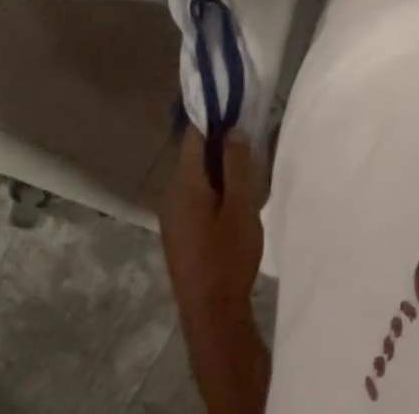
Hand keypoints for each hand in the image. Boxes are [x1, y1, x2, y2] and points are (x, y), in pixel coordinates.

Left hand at [160, 132, 264, 323]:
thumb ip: (237, 166)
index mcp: (183, 183)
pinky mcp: (177, 232)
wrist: (211, 314)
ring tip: (245, 166)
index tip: (235, 105)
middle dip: (218, 144)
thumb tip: (232, 130)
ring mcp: (171, 215)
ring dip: (216, 168)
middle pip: (192, 156)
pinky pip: (192, 196)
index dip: (213, 118)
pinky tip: (231, 198)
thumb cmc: (229, 257)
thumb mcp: (241, 207)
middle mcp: (170, 194)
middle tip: (249, 136)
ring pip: (194, 177)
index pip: (193, 136)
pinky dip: (211, 188)